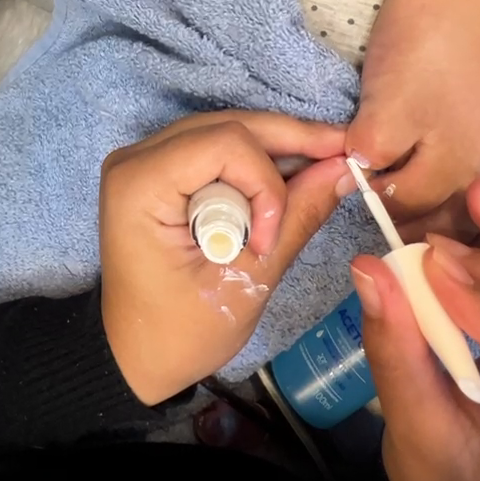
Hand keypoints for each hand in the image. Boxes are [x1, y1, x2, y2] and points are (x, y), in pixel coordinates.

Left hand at [98, 111, 352, 403]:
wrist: (134, 353)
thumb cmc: (180, 333)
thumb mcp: (245, 285)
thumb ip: (295, 221)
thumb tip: (343, 170)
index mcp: (141, 184)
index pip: (224, 143)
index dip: (266, 179)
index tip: (272, 238)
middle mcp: (136, 157)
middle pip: (226, 126)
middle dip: (289, 139)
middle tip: (345, 152)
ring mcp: (144, 159)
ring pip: (224, 131)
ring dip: (276, 146)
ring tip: (328, 161)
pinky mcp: (158, 168)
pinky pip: (214, 148)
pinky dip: (254, 161)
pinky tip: (294, 169)